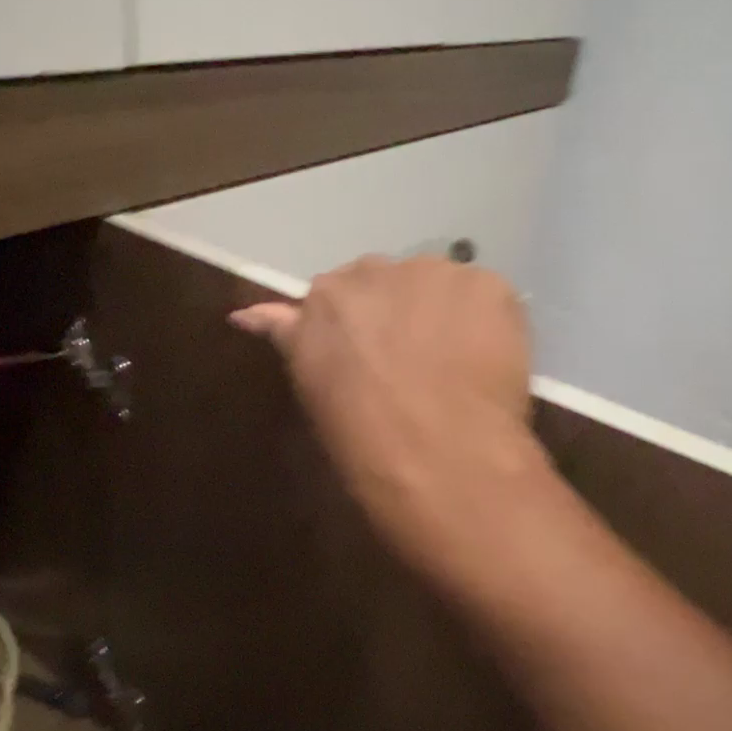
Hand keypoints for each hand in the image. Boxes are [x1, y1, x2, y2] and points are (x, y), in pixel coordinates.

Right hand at [230, 255, 544, 570]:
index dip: (355, 330)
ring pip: (435, 285)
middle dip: (394, 313)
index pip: (335, 297)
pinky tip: (485, 363)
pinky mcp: (486, 285)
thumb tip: (245, 313)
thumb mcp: (313, 388)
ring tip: (453, 367)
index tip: (366, 361)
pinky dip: (485, 322)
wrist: (440, 459)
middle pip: (384, 282)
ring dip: (440, 313)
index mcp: (323, 300)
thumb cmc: (364, 444)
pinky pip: (483, 296)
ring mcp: (433, 274)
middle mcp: (373, 271)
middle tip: (410, 365)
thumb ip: (286, 337)